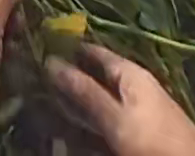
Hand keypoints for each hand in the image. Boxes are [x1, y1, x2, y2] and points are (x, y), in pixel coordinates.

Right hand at [47, 46, 194, 155]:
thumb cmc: (156, 146)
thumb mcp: (116, 120)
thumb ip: (84, 91)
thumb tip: (49, 60)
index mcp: (131, 74)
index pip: (91, 50)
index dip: (65, 48)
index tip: (37, 50)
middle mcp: (135, 88)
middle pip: (94, 78)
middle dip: (68, 83)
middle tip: (38, 87)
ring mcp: (139, 114)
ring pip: (100, 105)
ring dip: (78, 111)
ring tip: (51, 115)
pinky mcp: (142, 138)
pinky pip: (109, 125)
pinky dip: (92, 128)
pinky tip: (75, 138)